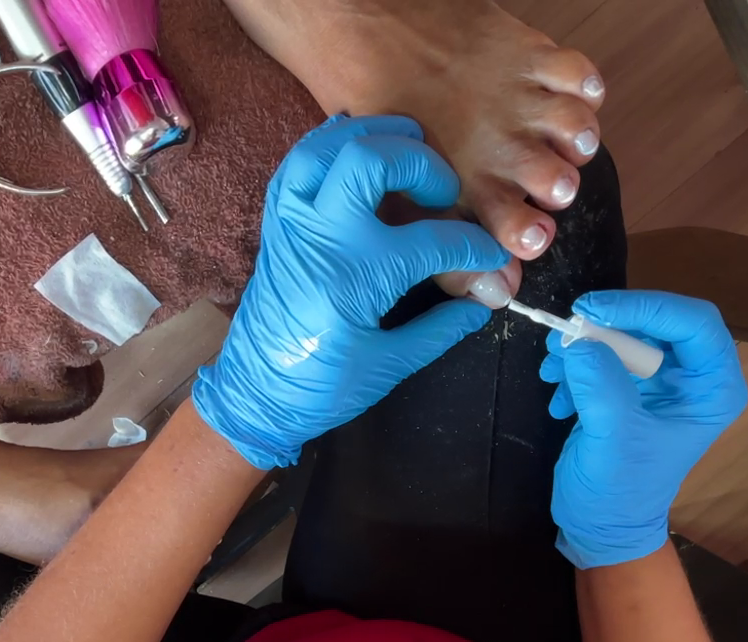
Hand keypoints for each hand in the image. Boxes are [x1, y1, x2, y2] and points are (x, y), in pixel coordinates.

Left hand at [192, 115, 509, 468]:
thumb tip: (483, 302)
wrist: (255, 399)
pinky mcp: (276, 226)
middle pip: (373, 158)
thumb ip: (440, 329)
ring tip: (407, 152)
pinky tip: (357, 157)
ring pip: (328, 146)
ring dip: (373, 137)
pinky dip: (330, 148)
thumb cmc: (321, 390)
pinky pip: (298, 164)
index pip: (433, 241)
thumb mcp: (389, 366)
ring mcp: (292, 225)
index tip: (492, 255)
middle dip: (420, 161)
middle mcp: (321, 237)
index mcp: (356, 277)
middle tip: (443, 189)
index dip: (474, 246)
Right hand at [541, 290, 746, 567]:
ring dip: (581, 349)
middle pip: (653, 324)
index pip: (692, 323)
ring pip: (622, 338)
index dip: (645, 308)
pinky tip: (558, 401)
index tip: (592, 311)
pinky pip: (600, 358)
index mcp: (711, 388)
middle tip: (563, 334)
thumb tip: (577, 342)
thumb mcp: (613, 439)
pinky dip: (573, 370)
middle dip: (605, 328)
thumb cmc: (618, 491)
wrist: (597, 525)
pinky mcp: (624, 390)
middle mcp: (690, 378)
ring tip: (551, 373)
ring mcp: (655, 384)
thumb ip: (601, 387)